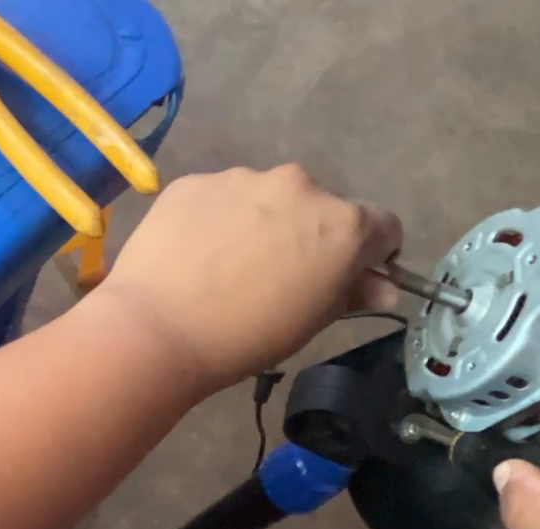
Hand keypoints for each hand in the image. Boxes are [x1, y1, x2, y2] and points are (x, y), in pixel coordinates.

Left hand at [89, 165, 402, 389]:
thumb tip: (382, 285)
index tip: (345, 279)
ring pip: (264, 199)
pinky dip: (213, 222)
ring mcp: (243, 177)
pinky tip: (191, 258)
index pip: (382, 228)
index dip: (369, 255)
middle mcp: (300, 186)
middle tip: (271, 280)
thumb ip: (351, 294)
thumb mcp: (308, 325)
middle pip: (318, 208)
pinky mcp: (194, 182)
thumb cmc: (245, 339)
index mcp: (343, 224)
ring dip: (258, 224)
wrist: (157, 330)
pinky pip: (216, 199)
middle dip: (306, 237)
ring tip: (222, 270)